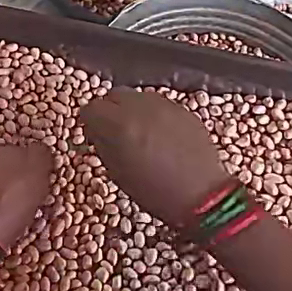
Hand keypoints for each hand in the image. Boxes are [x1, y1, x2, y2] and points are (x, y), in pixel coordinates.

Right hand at [78, 90, 230, 228]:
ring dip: (130, 109)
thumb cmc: (154, 191)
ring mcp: (164, 105)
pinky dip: (151, 114)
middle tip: (112, 131)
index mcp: (118, 125)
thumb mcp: (117, 172)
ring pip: (136, 96)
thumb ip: (103, 144)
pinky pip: (158, 104)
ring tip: (136, 132)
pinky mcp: (182, 109)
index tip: (93, 134)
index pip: (91, 109)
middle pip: (113, 95)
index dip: (90, 122)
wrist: (202, 194)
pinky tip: (158, 134)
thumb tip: (96, 131)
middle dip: (108, 110)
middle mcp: (140, 108)